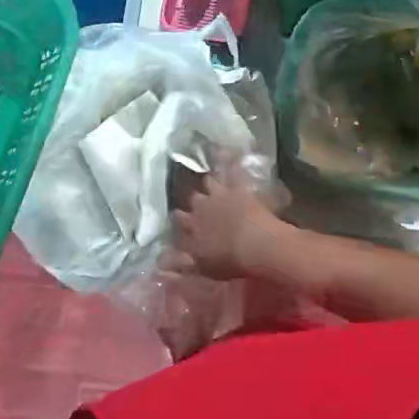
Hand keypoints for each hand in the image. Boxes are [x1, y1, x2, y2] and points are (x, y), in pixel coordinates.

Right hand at [169, 165, 290, 279]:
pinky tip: (231, 151)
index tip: (181, 219)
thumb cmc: (230, 261)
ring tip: (212, 181)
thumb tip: (160, 263)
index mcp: (191, 226)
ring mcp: (220, 194)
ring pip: (209, 182)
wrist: (257, 244)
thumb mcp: (202, 268)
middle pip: (193, 198)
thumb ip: (181, 264)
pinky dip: (231, 160)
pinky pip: (233, 168)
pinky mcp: (240, 187)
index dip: (180, 219)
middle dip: (195, 200)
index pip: (179, 219)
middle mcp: (201, 206)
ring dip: (210, 183)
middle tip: (200, 203)